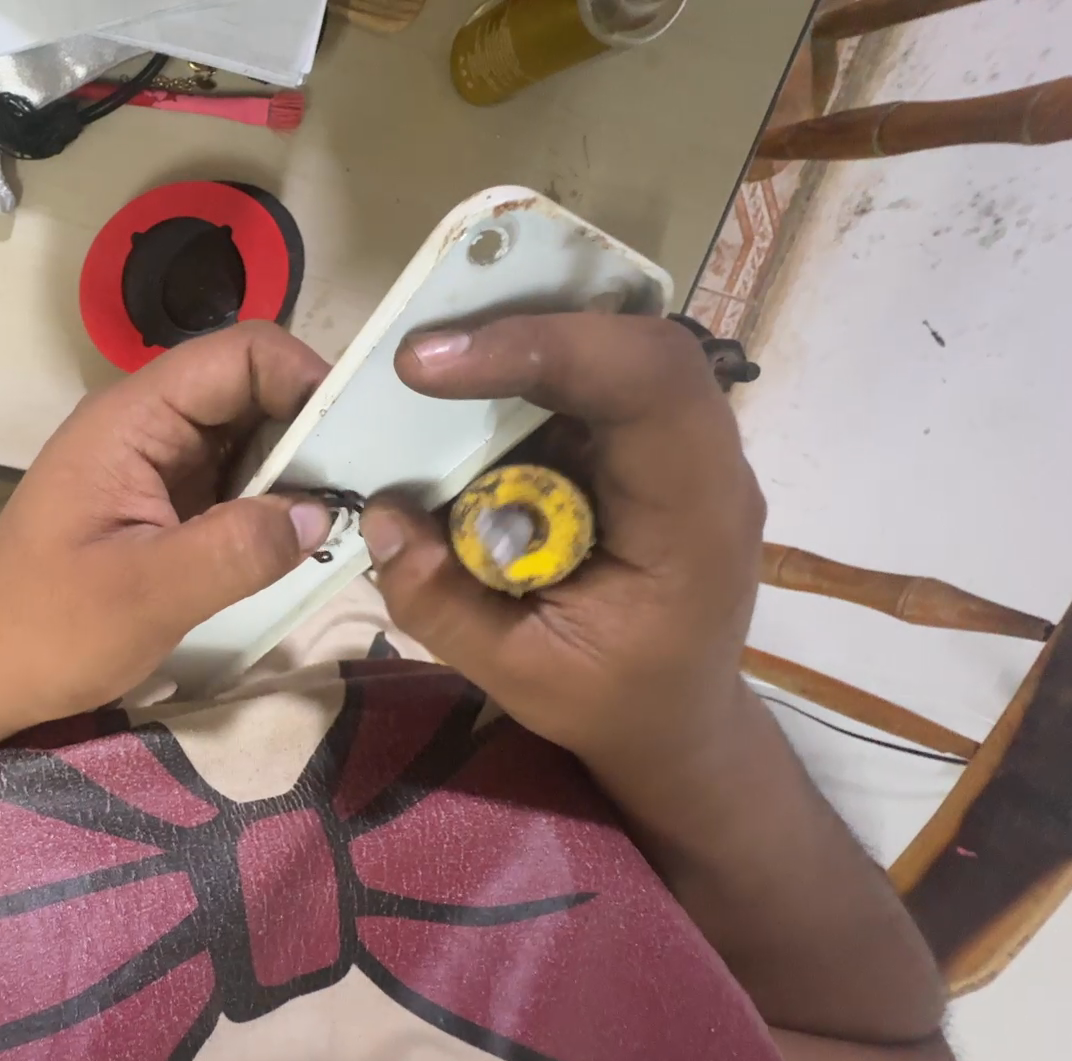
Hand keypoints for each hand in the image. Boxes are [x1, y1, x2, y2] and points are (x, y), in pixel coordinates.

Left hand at [0, 322, 334, 734]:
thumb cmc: (48, 631)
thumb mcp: (148, 594)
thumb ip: (236, 549)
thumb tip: (321, 512)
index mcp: (131, 421)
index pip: (237, 355)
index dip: (304, 378)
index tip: (358, 438)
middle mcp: (144, 428)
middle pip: (247, 392)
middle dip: (309, 430)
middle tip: (367, 486)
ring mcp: (151, 468)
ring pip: (243, 441)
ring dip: (293, 473)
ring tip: (346, 516)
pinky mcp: (158, 508)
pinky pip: (228, 486)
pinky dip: (267, 507)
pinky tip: (301, 539)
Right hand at [359, 314, 765, 765]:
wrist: (670, 713)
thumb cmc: (612, 700)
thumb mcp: (518, 675)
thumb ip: (442, 604)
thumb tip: (378, 514)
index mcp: (693, 515)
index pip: (648, 386)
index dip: (543, 349)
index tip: (427, 366)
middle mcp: (692, 459)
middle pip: (625, 346)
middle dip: (514, 335)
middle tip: (411, 361)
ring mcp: (658, 448)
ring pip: (597, 355)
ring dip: (505, 354)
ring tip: (418, 376)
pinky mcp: (618, 451)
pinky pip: (567, 391)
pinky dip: (502, 386)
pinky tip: (448, 406)